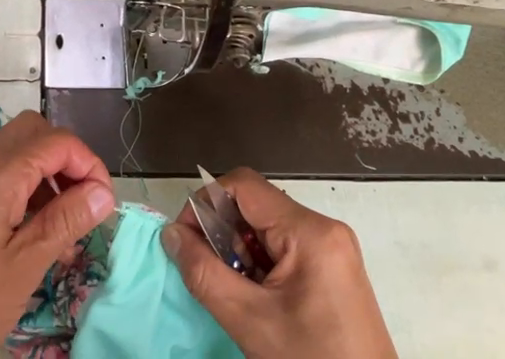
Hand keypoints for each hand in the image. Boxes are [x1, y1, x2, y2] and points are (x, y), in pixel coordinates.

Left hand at [0, 111, 116, 358]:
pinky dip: (25, 194)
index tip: (105, 204)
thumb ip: (64, 222)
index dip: (89, 164)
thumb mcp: (24, 266)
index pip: (56, 141)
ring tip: (64, 231)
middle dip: (66, 159)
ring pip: (15, 155)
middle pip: (32, 132)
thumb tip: (103, 192)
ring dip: (47, 177)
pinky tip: (34, 240)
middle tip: (84, 202)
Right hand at [162, 168, 396, 358]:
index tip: (186, 241)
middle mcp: (324, 229)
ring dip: (239, 253)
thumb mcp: (249, 320)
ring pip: (267, 229)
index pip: (243, 185)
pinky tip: (255, 301)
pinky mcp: (333, 270)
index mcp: (310, 231)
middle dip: (223, 234)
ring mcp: (332, 249)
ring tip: (233, 294)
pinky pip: (284, 249)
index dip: (206, 204)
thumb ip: (204, 273)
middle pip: (255, 206)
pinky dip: (260, 266)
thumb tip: (171, 234)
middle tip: (208, 275)